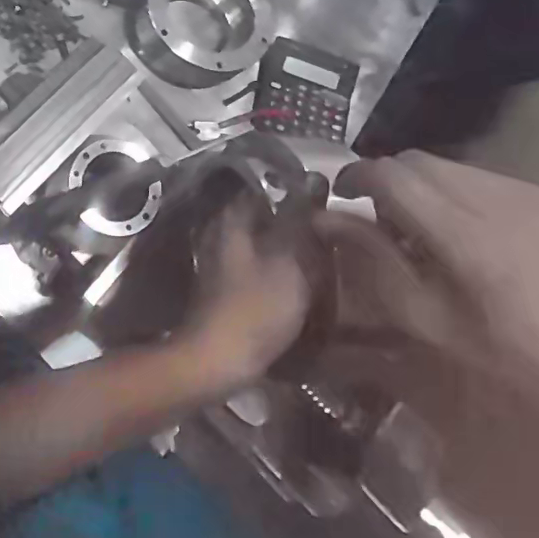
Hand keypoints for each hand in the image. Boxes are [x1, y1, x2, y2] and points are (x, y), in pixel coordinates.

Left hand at [177, 203, 309, 389]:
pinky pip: (251, 259)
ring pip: (255, 236)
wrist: (218, 357)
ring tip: (315, 247)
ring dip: (281, 239)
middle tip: (322, 223)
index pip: (260, 185)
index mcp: (231, 218)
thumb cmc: (256, 307)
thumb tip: (313, 179)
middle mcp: (218, 229)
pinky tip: (293, 272)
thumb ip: (299, 221)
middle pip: (258, 212)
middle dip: (287, 214)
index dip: (290, 187)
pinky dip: (271, 260)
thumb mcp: (289, 262)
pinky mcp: (220, 281)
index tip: (318, 193)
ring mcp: (216, 256)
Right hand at [323, 151, 538, 416]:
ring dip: (428, 186)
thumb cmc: (525, 378)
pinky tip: (475, 239)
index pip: (392, 174)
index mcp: (473, 234)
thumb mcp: (432, 325)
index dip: (355, 175)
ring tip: (426, 232)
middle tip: (377, 219)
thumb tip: (326, 218)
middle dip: (389, 179)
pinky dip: (467, 195)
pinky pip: (498, 182)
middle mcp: (511, 200)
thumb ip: (373, 262)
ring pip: (460, 168)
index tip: (339, 194)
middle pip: (423, 160)